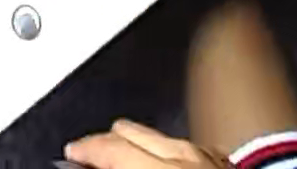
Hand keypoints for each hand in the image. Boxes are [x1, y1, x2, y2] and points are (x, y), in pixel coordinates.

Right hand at [65, 120, 227, 168]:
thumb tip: (100, 168)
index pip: (111, 148)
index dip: (84, 150)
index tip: (71, 155)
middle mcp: (185, 155)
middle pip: (128, 130)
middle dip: (105, 143)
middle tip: (90, 161)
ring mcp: (208, 155)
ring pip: (156, 134)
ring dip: (133, 146)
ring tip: (122, 164)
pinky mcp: (225, 161)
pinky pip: (184, 146)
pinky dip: (164, 153)